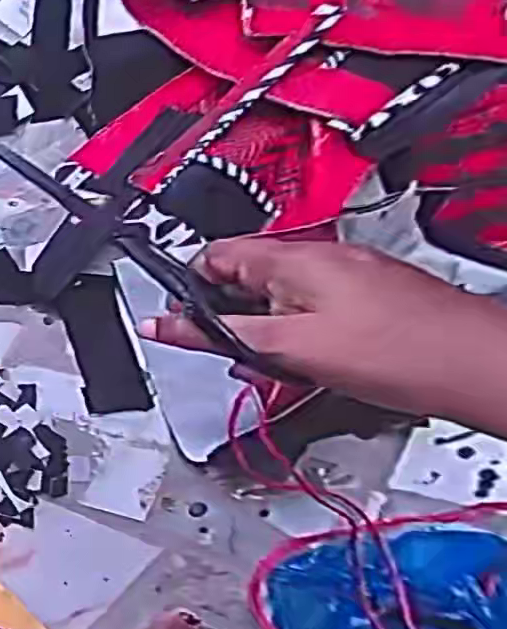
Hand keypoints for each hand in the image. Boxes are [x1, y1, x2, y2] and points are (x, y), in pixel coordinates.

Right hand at [139, 238, 506, 430]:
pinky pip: (307, 308)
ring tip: (280, 359)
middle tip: (240, 347)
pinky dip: (294, 332)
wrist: (492, 372)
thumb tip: (156, 324)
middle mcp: (324, 258)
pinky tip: (308, 359)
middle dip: (228, 316)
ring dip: (262, 329)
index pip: (209, 256)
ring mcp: (351, 276)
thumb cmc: (401, 354)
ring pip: (273, 297)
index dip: (189, 289)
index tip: (187, 320)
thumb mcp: (277, 346)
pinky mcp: (369, 297)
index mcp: (295, 259)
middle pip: (240, 278)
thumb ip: (207, 333)